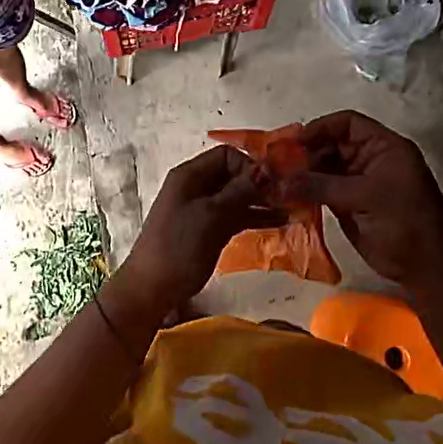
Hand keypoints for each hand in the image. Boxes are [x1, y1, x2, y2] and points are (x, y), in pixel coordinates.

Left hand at [114, 146, 285, 309]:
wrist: (153, 288)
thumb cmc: (178, 246)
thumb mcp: (211, 215)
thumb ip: (240, 191)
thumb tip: (268, 170)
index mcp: (190, 176)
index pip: (226, 156)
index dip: (249, 166)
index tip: (270, 184)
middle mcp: (198, 187)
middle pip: (234, 175)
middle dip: (260, 183)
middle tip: (287, 195)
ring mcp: (205, 210)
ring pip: (238, 196)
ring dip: (262, 200)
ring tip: (289, 207)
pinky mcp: (211, 230)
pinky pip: (237, 216)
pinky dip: (256, 217)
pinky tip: (280, 221)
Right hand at [282, 111, 442, 292]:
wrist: (425, 268)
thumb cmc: (404, 224)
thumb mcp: (364, 198)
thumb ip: (321, 186)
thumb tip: (278, 181)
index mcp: (384, 147)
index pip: (348, 123)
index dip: (320, 128)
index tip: (292, 143)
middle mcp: (370, 160)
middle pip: (331, 145)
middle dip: (305, 154)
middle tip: (275, 166)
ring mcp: (360, 183)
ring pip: (325, 169)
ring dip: (302, 175)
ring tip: (275, 182)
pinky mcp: (350, 205)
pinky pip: (324, 191)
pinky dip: (307, 193)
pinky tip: (287, 197)